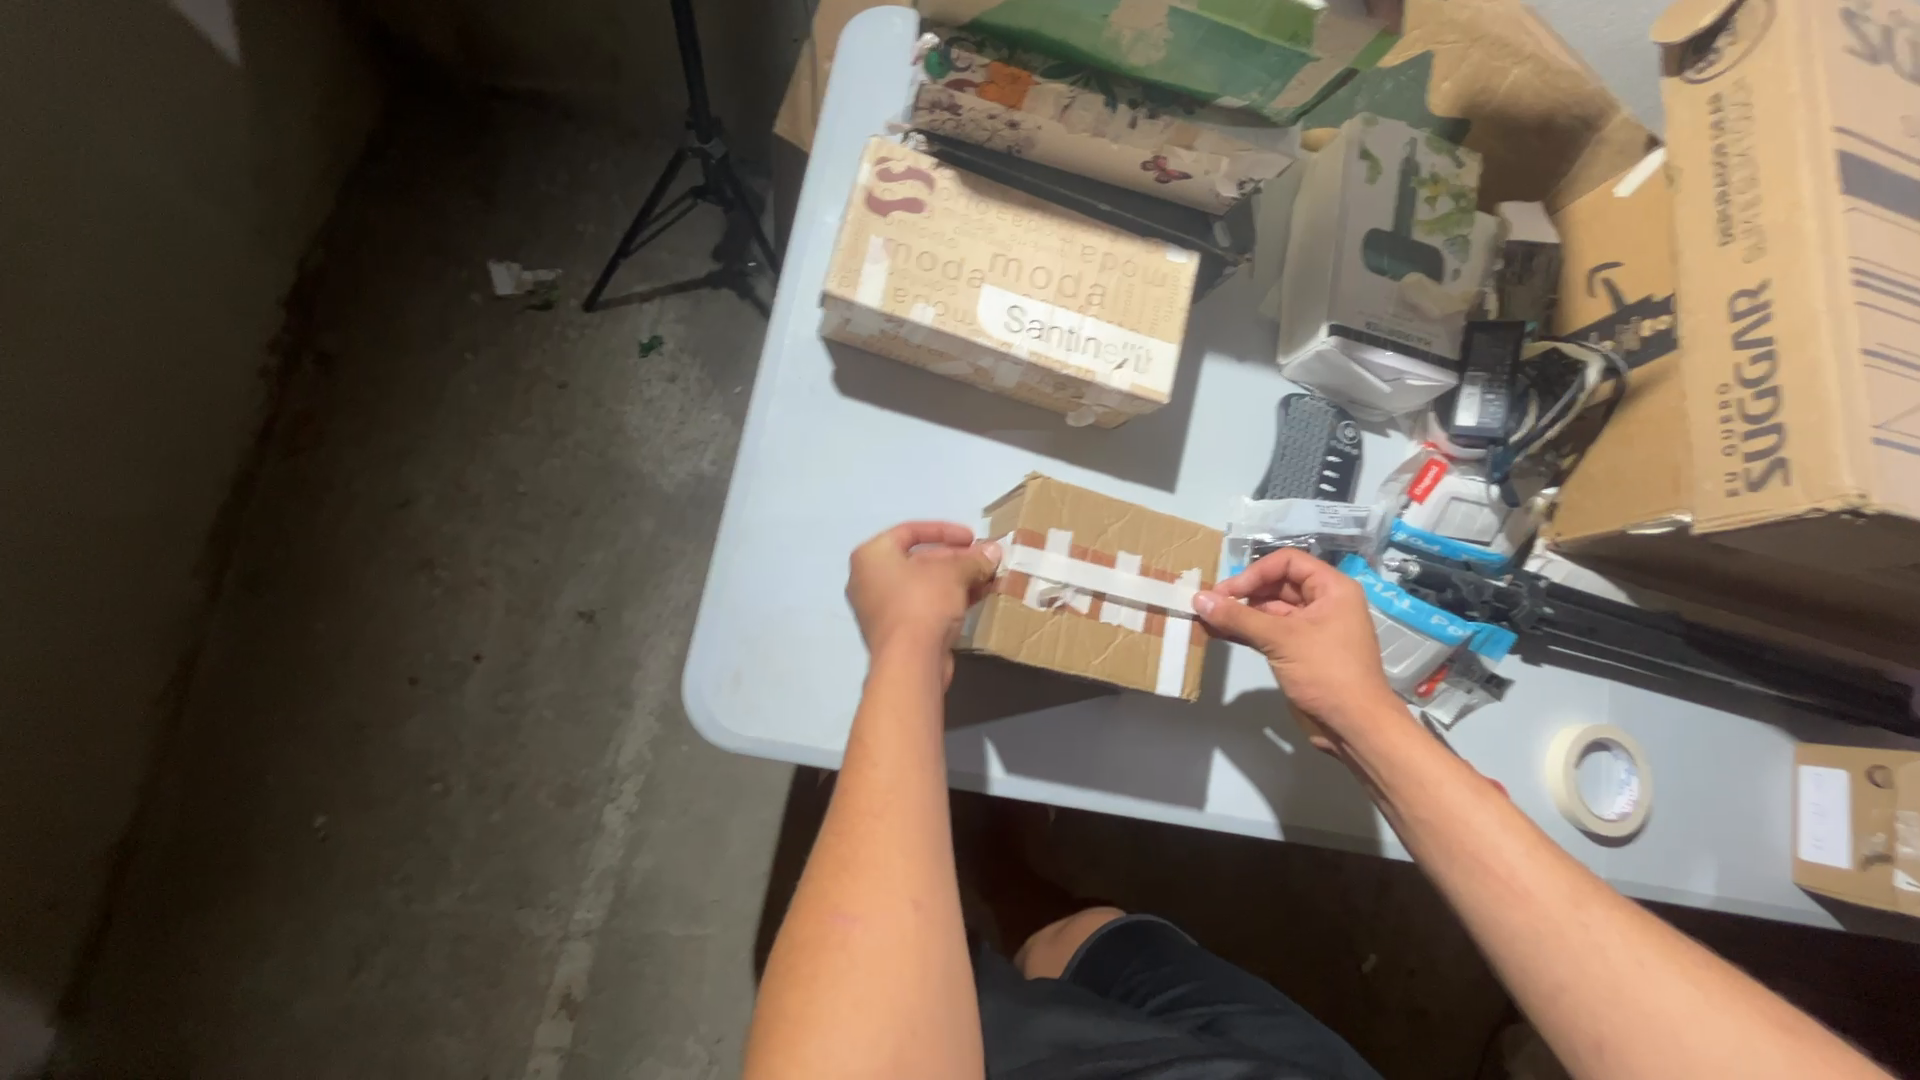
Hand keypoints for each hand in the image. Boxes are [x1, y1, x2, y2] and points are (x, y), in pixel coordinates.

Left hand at [847, 522, 1000, 662]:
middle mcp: (868, 579)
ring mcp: (879, 608)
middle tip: (984, 561)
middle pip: (918, 560)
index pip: (909, 531)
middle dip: (956, 559)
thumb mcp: (954, 573)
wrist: (910, 661)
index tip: (972, 538)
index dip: (945, 531)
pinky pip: (923, 606)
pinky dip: (947, 600)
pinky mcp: (895, 632)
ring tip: (987, 579)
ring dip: (956, 580)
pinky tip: (976, 599)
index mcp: (871, 555)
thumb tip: (994, 552)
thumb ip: (973, 559)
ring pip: (923, 585)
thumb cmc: (923, 602)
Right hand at [1190, 549, 1403, 744]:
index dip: (1256, 573)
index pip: (1288, 562)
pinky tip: (1217, 633)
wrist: (1353, 726)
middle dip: (1243, 593)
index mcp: (1332, 589)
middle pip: (1276, 585)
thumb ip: (1238, 616)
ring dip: (1239, 614)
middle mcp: (1323, 603)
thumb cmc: (1326, 672)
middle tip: (1209, 605)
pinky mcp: (1298, 652)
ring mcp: (1310, 629)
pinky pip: (1267, 633)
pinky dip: (1244, 631)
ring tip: (1205, 618)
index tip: (1227, 592)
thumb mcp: (1281, 639)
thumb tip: (1198, 599)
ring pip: (1269, 611)